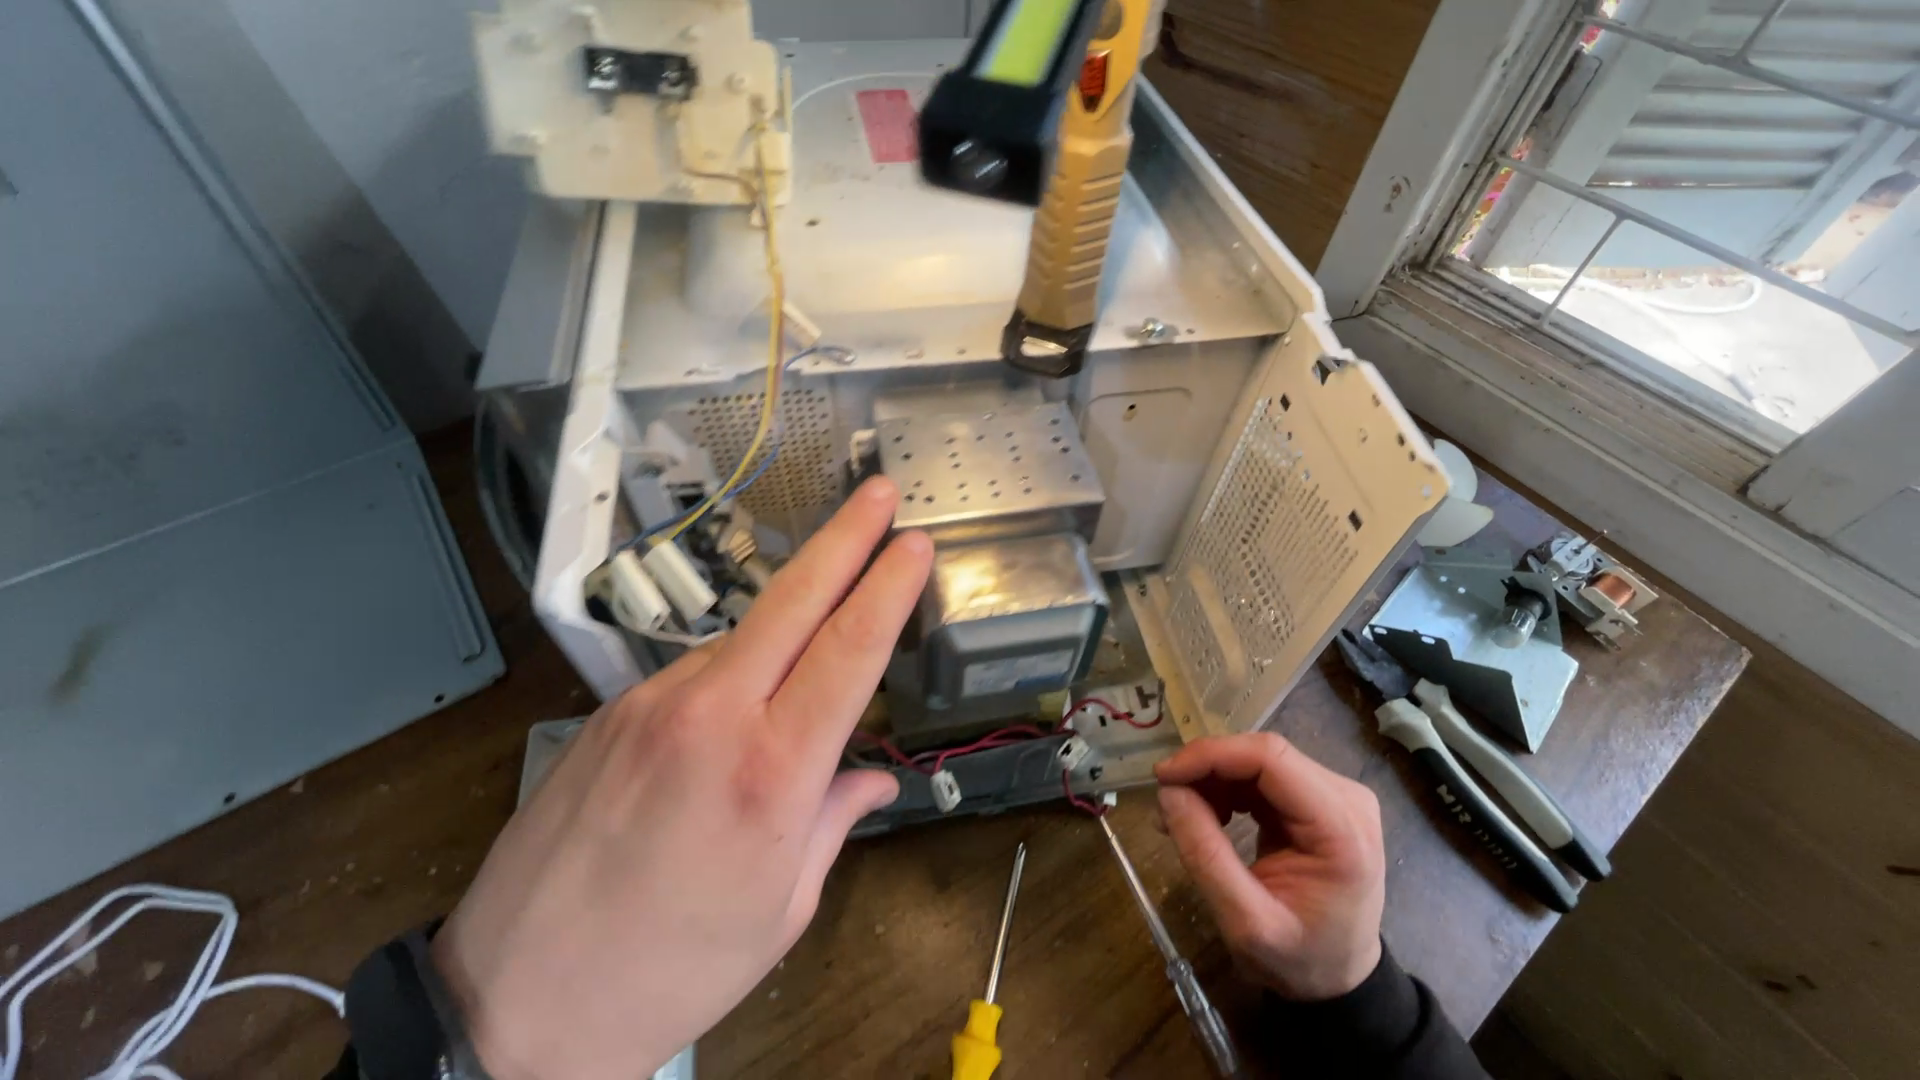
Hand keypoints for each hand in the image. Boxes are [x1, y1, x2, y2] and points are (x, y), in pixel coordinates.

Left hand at [431, 477, 932, 1078]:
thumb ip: (833, 821)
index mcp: (770, 773)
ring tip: (813, 653)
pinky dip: (735, 669)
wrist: (517, 1000)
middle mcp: (710, 716)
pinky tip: (740, 708)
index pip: (848, 652)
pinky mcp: (611, 713)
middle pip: (791, 601)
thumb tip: (870, 776)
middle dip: (844, 538)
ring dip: (790, 621)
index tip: (915, 542)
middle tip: (879, 492)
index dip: (887, 588)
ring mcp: (651, 705)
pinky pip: (694, 671)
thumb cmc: (675, 969)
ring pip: (742, 636)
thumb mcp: (782, 907)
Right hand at [1155, 733, 1385, 1001]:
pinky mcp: (1319, 800)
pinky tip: (1207, 817)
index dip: (1212, 756)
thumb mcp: (1245, 922)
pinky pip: (1262, 776)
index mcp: (1342, 829)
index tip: (1164, 777)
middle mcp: (1347, 798)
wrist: (1339, 981)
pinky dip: (1226, 789)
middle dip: (1207, 769)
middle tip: (1166, 801)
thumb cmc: (1299, 960)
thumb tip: (1168, 792)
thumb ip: (1206, 856)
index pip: (1271, 759)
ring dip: (1213, 780)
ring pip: (1259, 761)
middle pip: (1264, 755)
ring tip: (1181, 817)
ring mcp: (1335, 796)